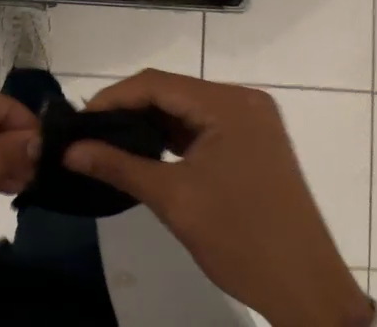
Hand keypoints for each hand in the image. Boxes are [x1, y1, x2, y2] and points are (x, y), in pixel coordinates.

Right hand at [63, 70, 372, 326]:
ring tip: (108, 142)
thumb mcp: (173, 199)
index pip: (156, 84)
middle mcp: (243, 101)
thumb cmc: (241, 239)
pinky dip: (173, 137)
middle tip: (88, 133)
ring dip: (149, 123)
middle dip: (128, 110)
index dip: (112, 98)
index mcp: (229, 104)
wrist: (308, 292)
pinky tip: (145, 151)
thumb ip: (117, 166)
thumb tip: (68, 151)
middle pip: (171, 91)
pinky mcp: (254, 143)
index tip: (78, 122)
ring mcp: (252, 121)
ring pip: (185, 108)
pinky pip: (203, 126)